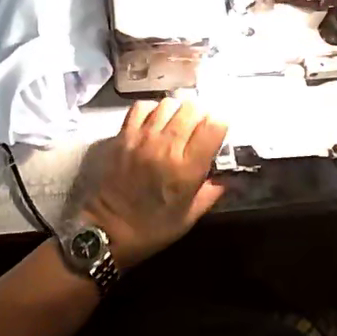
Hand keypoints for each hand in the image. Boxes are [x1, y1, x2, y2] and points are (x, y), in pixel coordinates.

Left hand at [79, 98, 228, 269]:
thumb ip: (213, 191)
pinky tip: (154, 124)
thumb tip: (230, 175)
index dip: (219, 127)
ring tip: (175, 127)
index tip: (216, 137)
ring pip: (169, 104)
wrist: (107, 231)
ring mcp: (142, 138)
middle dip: (200, 117)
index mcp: (187, 169)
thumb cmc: (152, 228)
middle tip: (196, 132)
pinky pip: (142, 107)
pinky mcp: (123, 136)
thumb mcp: (190, 216)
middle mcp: (167, 147)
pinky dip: (152, 110)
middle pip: (193, 108)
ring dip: (177, 112)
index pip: (214, 125)